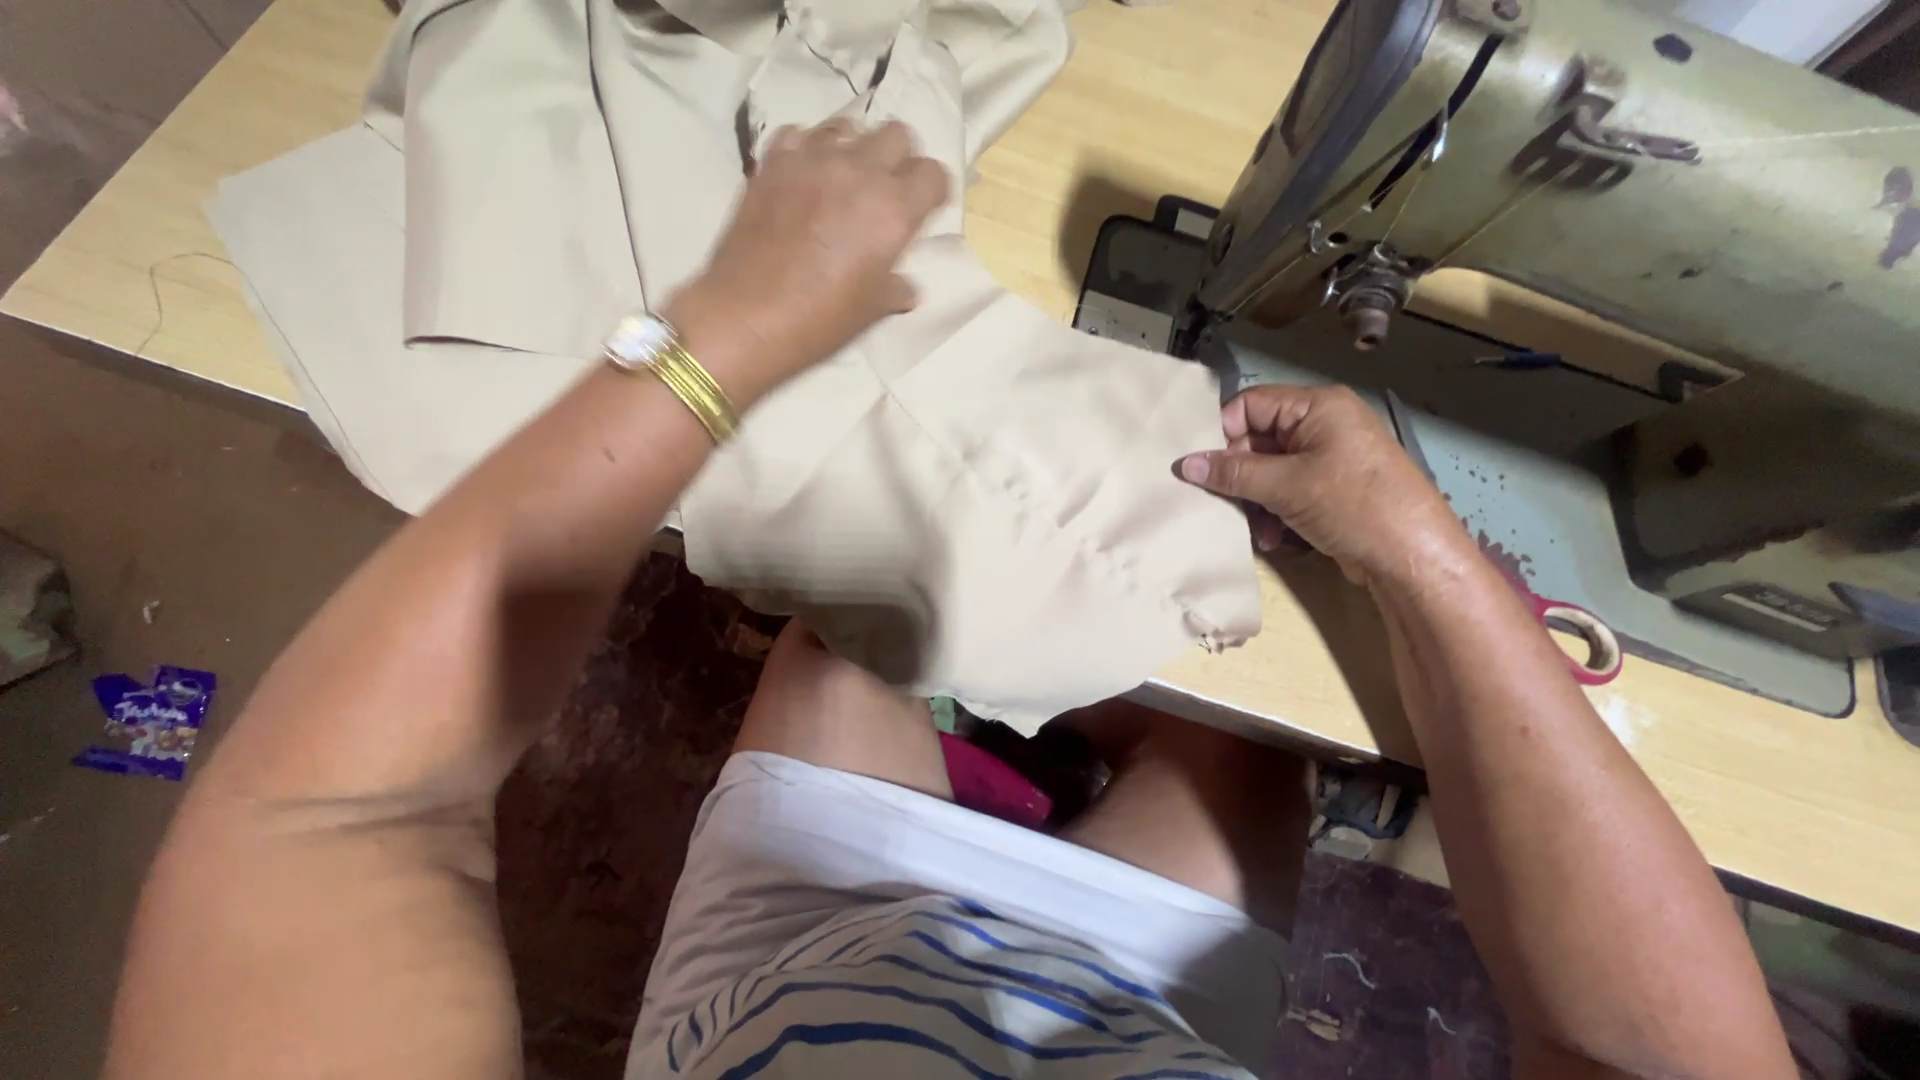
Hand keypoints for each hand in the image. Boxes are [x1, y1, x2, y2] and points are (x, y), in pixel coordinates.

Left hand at [666, 118, 950, 399]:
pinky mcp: (773, 162)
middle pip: (897, 134)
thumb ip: (896, 286)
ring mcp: (812, 161)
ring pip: (848, 126)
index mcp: (893, 211)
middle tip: (887, 190)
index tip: (923, 209)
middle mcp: (859, 173)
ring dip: (855, 148)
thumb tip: (904, 284)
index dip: (932, 192)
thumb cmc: (819, 322)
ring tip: (845, 178)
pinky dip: (808, 149)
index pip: (933, 174)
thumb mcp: (872, 310)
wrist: (746, 318)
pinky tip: (805, 177)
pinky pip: (800, 134)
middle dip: (899, 159)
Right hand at [1177, 384, 1475, 589]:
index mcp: (1318, 406)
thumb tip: (1185, 464)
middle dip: (1237, 474)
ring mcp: (1328, 458)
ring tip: (1252, 528)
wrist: (1412, 556)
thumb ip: (1233, 472)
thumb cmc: (1353, 505)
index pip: (1251, 404)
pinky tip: (1271, 538)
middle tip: (1219, 502)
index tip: (1200, 466)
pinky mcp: (1330, 489)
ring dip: (1253, 500)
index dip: (1222, 432)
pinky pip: (1286, 491)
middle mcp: (1323, 425)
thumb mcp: (1286, 486)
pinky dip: (1272, 512)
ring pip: (1268, 470)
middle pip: (1257, 439)